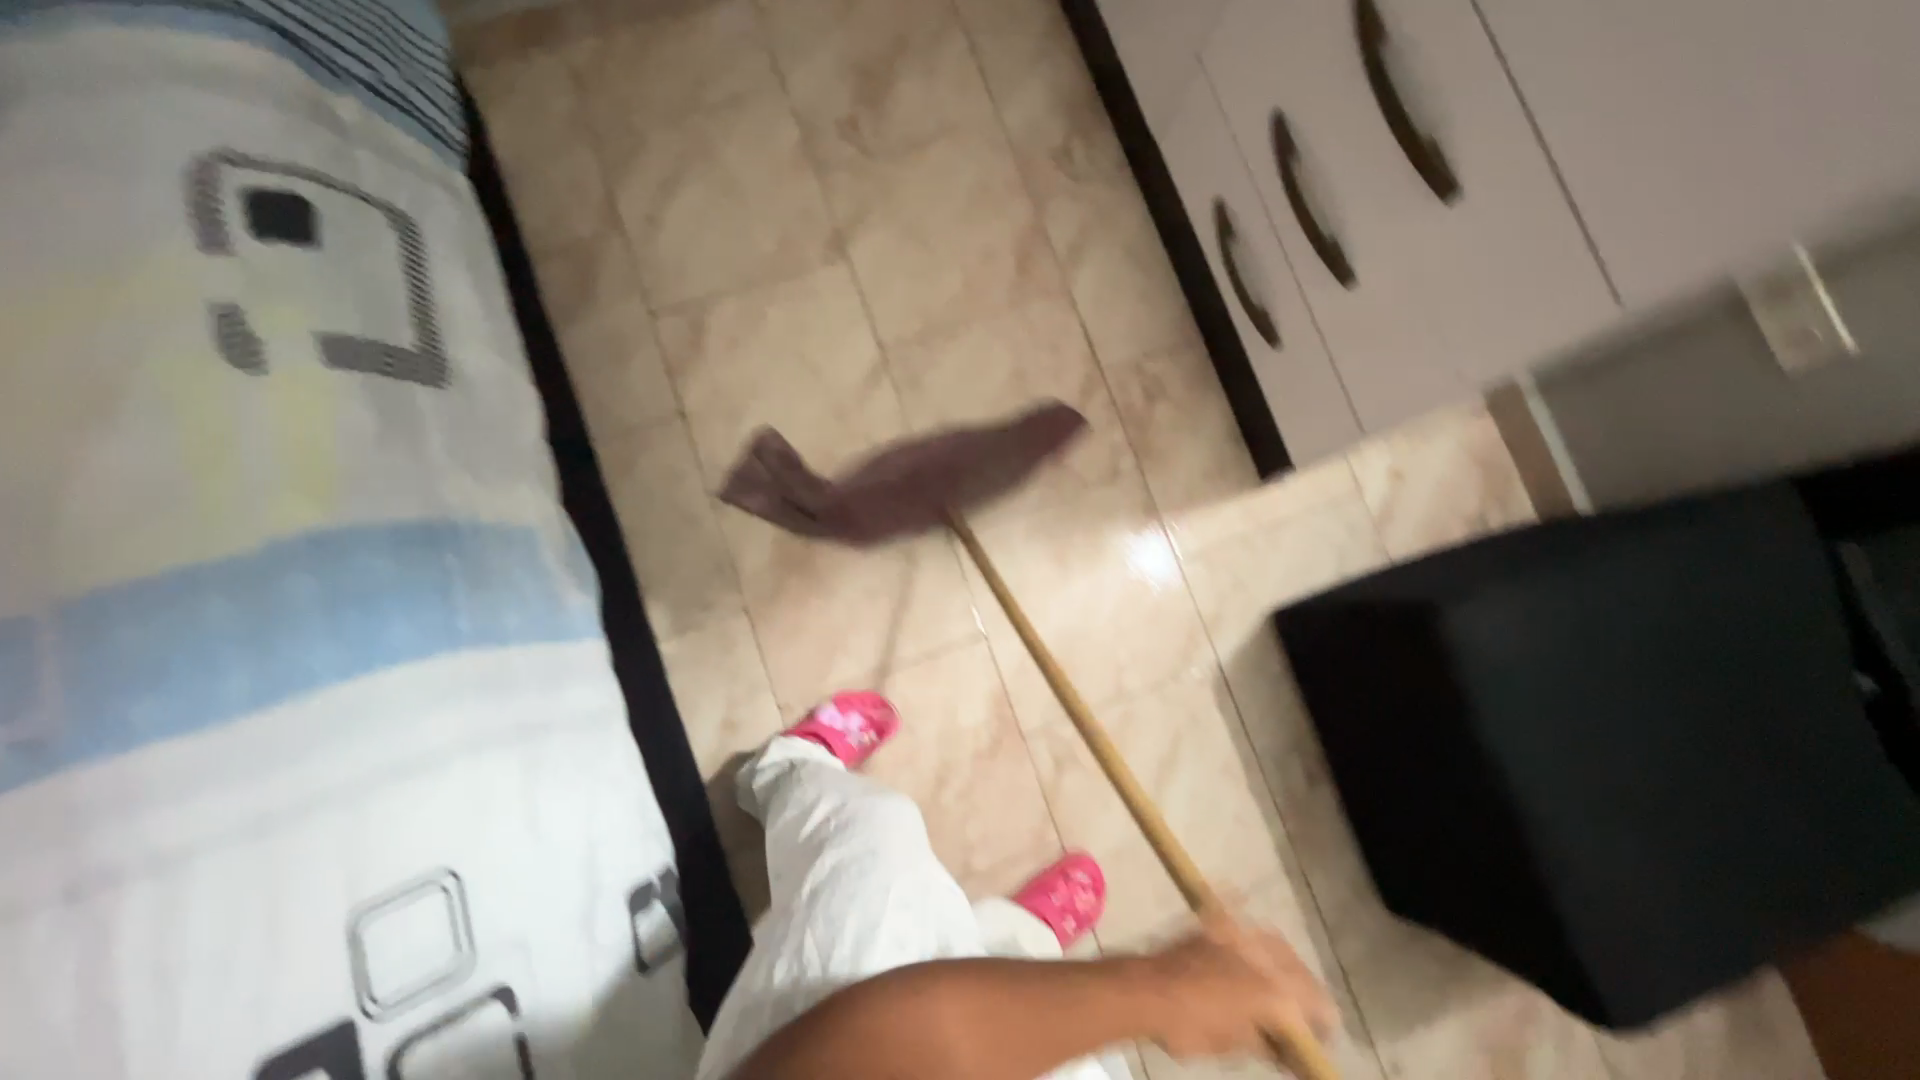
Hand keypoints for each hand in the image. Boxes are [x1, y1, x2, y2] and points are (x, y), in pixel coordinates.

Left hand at [1137, 909, 1338, 1064]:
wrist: (1145, 991)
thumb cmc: (1189, 1027)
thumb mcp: (1233, 1046)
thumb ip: (1268, 1045)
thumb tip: (1287, 1052)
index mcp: (1273, 992)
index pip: (1315, 1005)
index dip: (1322, 1022)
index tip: (1322, 1034)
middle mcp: (1261, 957)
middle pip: (1298, 971)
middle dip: (1306, 990)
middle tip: (1304, 1008)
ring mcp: (1235, 935)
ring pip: (1274, 943)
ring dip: (1283, 960)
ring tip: (1280, 976)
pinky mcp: (1212, 924)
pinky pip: (1235, 911)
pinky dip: (1243, 912)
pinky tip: (1244, 909)